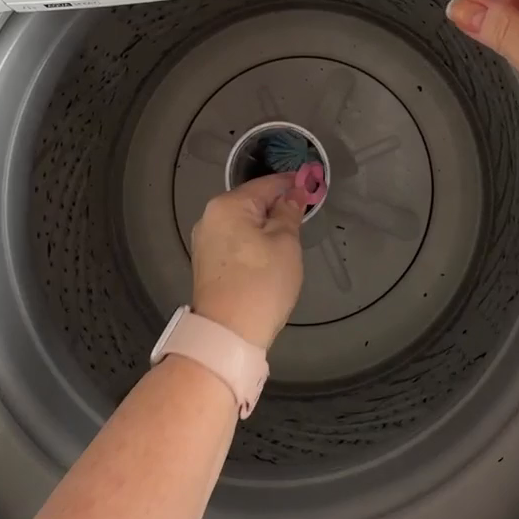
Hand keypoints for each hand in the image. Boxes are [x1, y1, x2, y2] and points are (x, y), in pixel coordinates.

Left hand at [190, 174, 306, 350]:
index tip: (313, 184)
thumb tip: (294, 193)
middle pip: (252, 202)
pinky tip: (269, 254)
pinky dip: (253, 241)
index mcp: (227, 205)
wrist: (227, 335)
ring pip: (243, 223)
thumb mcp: (285, 243)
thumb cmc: (261, 283)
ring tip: (290, 236)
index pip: (266, 184)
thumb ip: (289, 212)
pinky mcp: (207, 263)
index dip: (292, 183)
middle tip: (305, 213)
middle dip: (278, 205)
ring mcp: (205, 242)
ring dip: (266, 225)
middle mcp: (210, 218)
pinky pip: (235, 240)